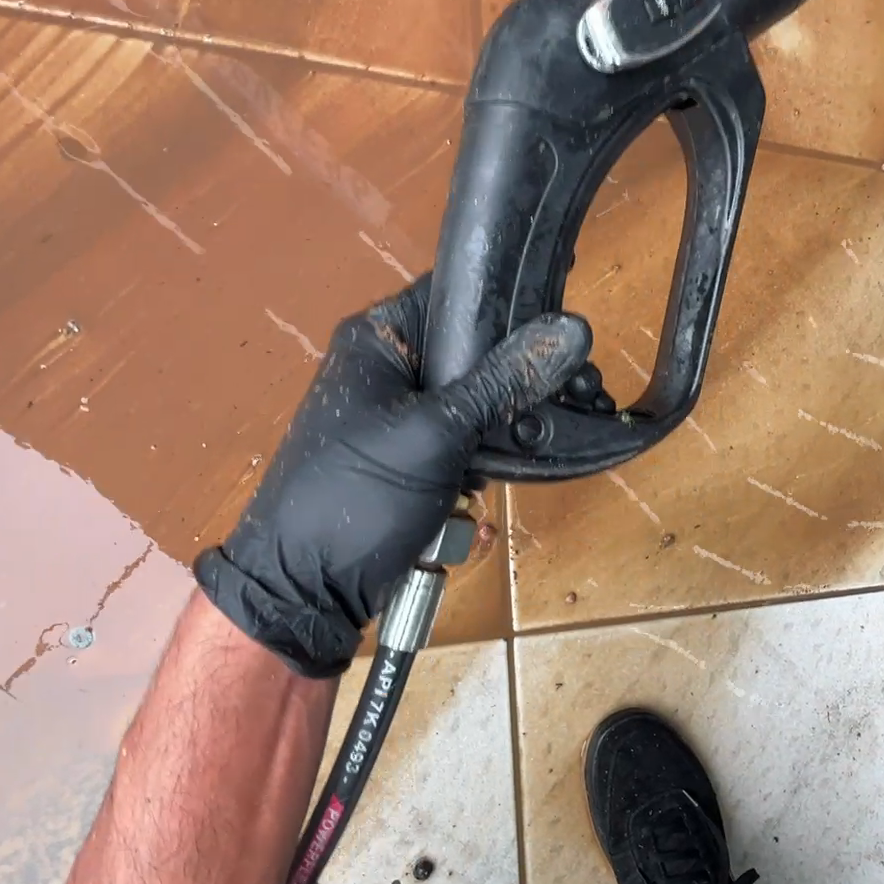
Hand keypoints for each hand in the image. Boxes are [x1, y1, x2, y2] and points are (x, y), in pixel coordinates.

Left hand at [196, 277, 590, 677]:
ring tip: (538, 438)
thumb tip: (572, 330)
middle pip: (474, 352)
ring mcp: (404, 416)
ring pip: (478, 401)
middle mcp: (392, 367)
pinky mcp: (416, 458)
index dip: (511, 302)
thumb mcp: (437, 432)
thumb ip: (503, 380)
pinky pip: (467, 442)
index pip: (456, 294)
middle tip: (565, 394)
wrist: (310, 588)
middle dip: (519, 376)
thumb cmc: (361, 496)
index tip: (566, 321)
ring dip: (508, 424)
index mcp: (380, 338)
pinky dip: (487, 458)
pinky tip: (503, 474)